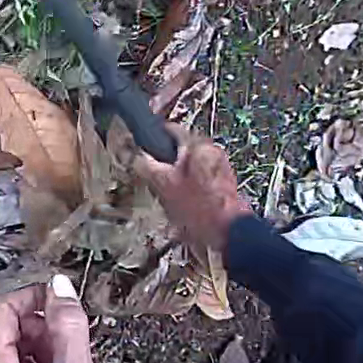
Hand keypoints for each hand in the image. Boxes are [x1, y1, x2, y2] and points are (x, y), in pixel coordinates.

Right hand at [131, 126, 253, 252]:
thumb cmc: (199, 207)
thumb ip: (145, 165)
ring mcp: (220, 168)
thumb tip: (134, 155)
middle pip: (180, 150)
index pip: (170, 129)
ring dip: (176, 178)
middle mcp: (213, 151)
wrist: (228, 233)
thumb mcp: (162, 183)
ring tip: (169, 196)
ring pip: (189, 166)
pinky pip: (199, 180)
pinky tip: (184, 205)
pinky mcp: (224, 185)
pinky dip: (189, 188)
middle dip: (165, 163)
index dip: (152, 138)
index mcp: (198, 144)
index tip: (142, 148)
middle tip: (155, 179)